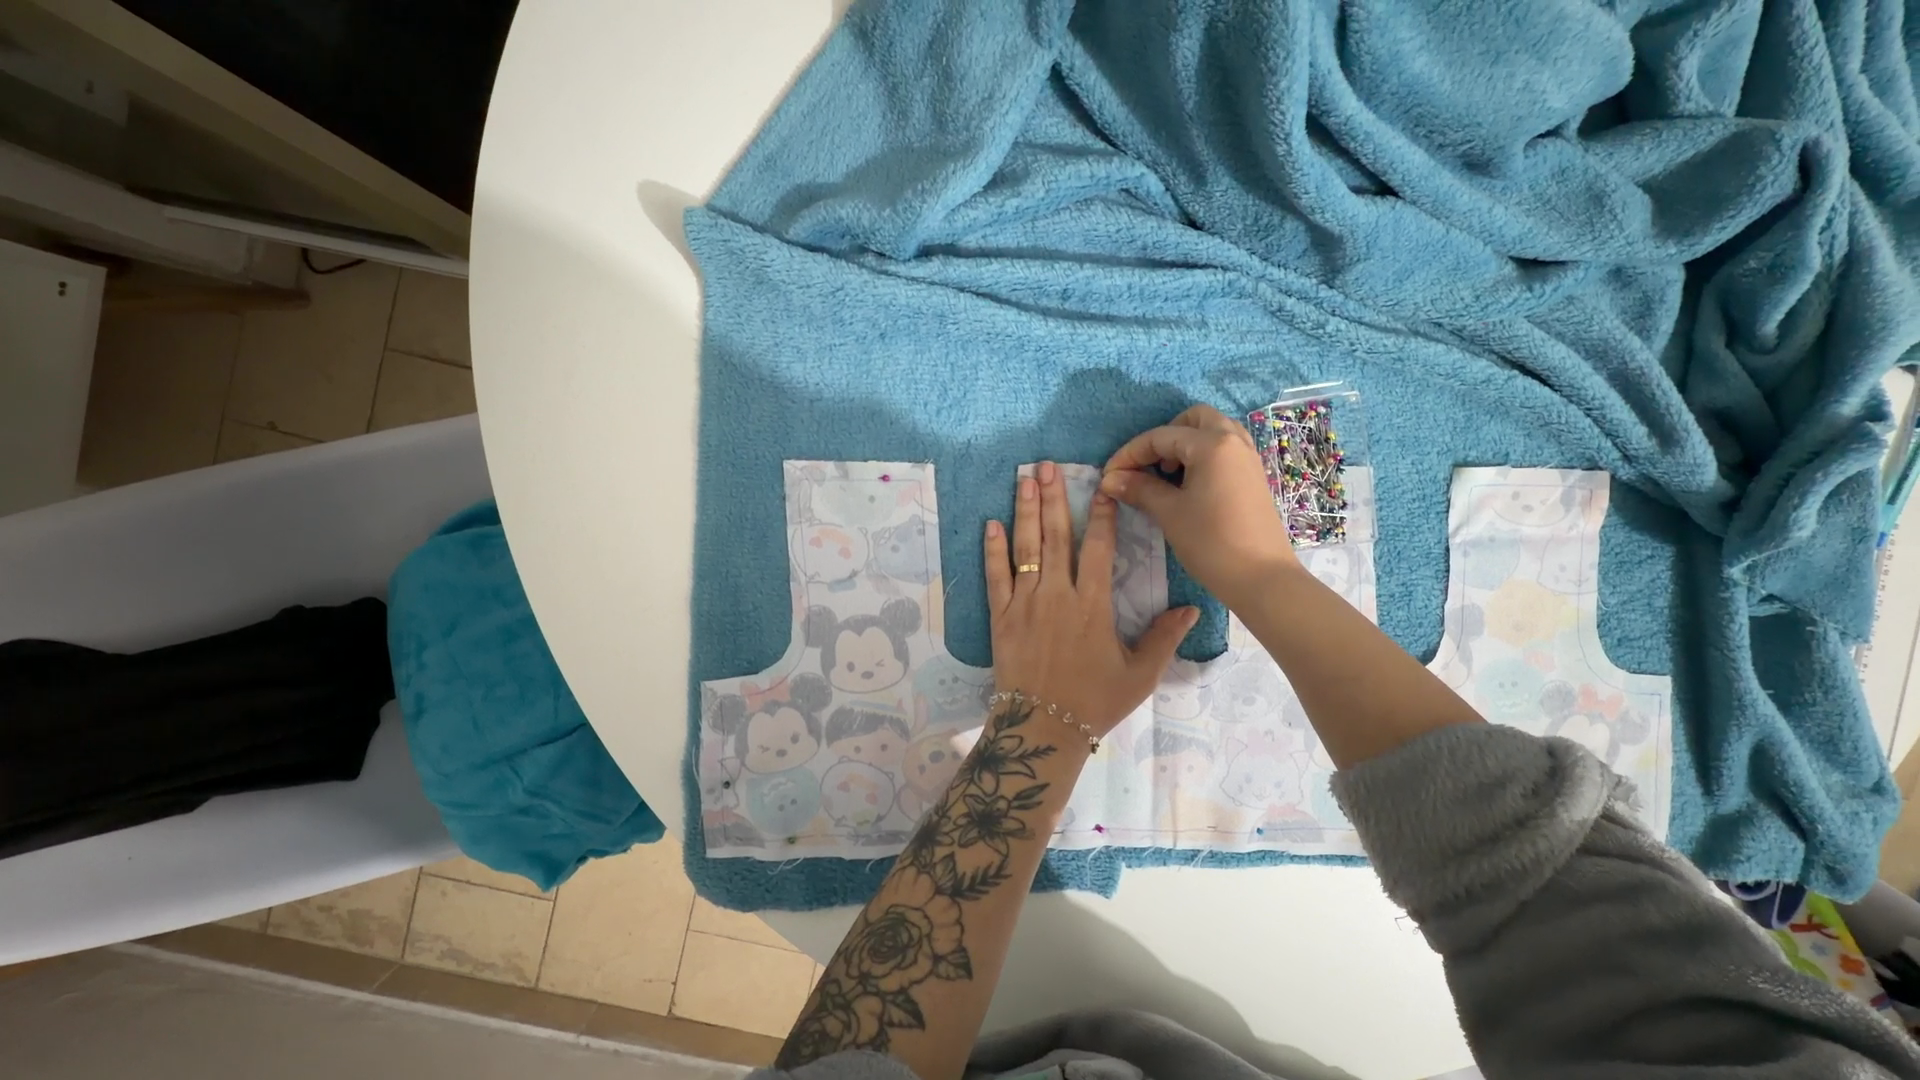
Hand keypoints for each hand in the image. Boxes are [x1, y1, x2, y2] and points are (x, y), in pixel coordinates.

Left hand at [985, 461, 1197, 746]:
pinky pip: (995, 577)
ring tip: (1024, 479)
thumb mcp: (1140, 674)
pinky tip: (991, 523)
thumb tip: (1192, 609)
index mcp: (1093, 604)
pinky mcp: (1000, 618)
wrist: (1043, 728)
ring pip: (1025, 548)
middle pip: (1056, 536)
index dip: (1101, 515)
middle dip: (1053, 497)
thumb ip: (1164, 638)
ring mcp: (1025, 604)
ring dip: (1024, 511)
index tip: (1102, 487)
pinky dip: (992, 550)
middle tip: (1048, 465)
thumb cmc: (1095, 701)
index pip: (1099, 548)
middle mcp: (1058, 595)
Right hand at [1099, 404, 1299, 606]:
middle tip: (1145, 466)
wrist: (1261, 578)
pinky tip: (1189, 486)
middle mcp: (1233, 441)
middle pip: (1193, 420)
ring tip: (1167, 475)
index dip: (1129, 454)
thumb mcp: (1169, 513)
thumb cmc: (1211, 542)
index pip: (1160, 437)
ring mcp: (1248, 458)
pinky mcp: (1253, 476)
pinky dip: (1202, 456)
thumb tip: (1110, 480)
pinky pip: (1225, 450)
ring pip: (1213, 432)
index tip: (1109, 476)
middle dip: (1163, 437)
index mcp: (1212, 444)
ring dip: (1185, 444)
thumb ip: (1139, 489)